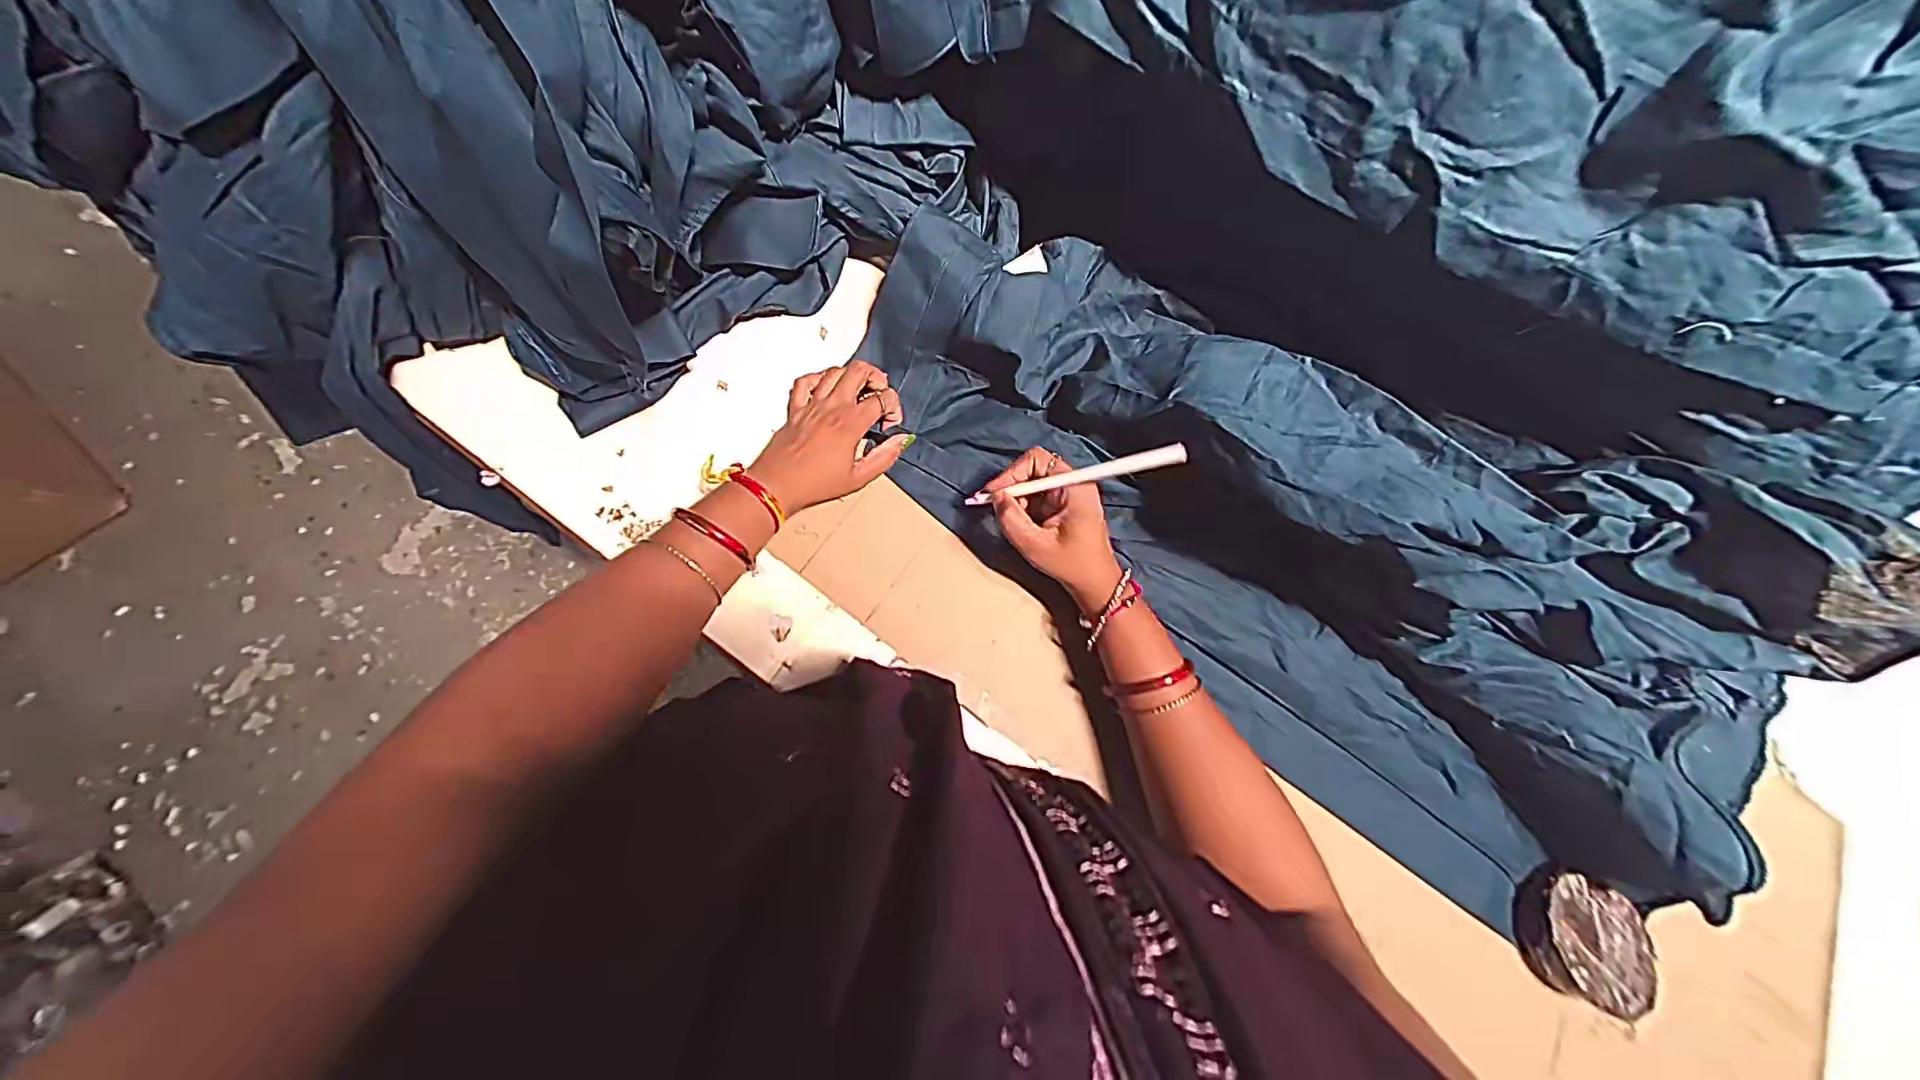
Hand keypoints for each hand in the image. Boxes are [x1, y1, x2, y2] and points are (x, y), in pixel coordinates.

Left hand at [748, 361, 910, 512]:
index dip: (893, 407)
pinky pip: (805, 381)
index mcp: (850, 424)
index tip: (889, 423)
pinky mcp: (795, 409)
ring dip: (851, 376)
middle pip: (859, 370)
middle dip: (876, 378)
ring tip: (857, 390)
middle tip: (878, 394)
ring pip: (834, 370)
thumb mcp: (858, 477)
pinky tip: (825, 388)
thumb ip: (884, 456)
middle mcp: (831, 408)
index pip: (882, 398)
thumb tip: (900, 441)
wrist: (777, 486)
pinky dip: (818, 379)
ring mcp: (811, 405)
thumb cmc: (813, 484)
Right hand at [986, 447, 1122, 610]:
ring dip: (1018, 500)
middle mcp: (1073, 483)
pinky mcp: (1063, 503)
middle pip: (1033, 469)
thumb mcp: (1035, 544)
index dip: (1011, 474)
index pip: (1036, 460)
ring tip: (1018, 524)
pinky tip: (1026, 526)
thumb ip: (1011, 519)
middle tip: (1000, 508)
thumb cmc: (1073, 565)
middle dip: (1012, 488)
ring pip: (1032, 483)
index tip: (994, 493)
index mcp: (1074, 486)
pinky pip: (1037, 496)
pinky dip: (1025, 508)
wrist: (1094, 582)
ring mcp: (1069, 493)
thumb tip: (996, 497)